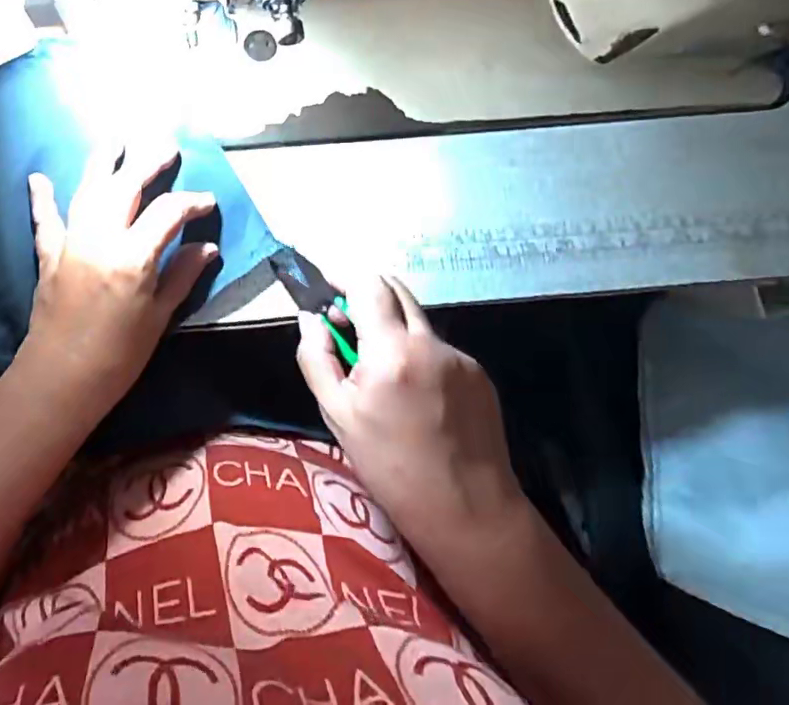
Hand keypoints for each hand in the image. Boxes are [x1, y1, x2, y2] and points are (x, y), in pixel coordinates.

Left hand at [17, 139, 219, 413]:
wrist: (61, 378)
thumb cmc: (118, 356)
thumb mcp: (159, 318)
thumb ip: (181, 276)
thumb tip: (207, 247)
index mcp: (132, 256)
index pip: (168, 212)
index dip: (192, 202)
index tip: (208, 202)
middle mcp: (99, 238)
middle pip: (126, 187)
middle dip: (147, 163)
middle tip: (166, 148)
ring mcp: (71, 243)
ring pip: (87, 191)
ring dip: (101, 163)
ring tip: (114, 140)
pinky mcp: (49, 255)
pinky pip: (45, 220)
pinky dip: (42, 199)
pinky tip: (37, 178)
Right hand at [295, 276, 527, 548]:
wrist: (467, 511)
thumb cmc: (388, 464)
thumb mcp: (335, 413)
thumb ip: (316, 357)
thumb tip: (309, 319)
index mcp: (391, 352)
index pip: (368, 285)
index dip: (343, 278)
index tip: (327, 289)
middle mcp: (430, 344)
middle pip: (396, 291)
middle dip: (366, 296)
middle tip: (345, 327)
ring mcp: (460, 358)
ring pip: (416, 320)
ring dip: (390, 327)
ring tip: (378, 371)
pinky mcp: (478, 374)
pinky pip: (436, 346)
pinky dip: (414, 352)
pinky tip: (410, 391)